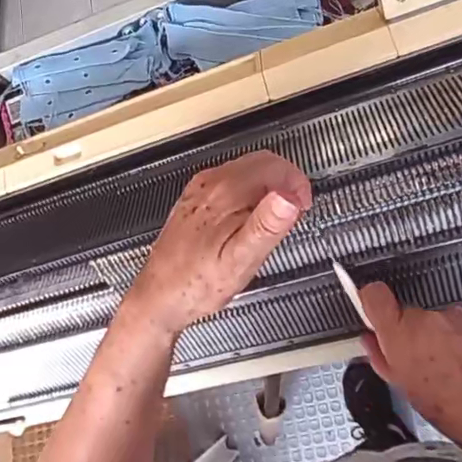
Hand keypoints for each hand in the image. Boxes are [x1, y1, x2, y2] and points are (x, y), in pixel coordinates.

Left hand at [121, 151, 311, 338]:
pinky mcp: (194, 203)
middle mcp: (210, 185)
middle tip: (295, 211)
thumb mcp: (241, 259)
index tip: (303, 205)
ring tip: (275, 220)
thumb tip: (289, 197)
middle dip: (285, 182)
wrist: (158, 298)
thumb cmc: (196, 284)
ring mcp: (200, 192)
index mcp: (225, 193)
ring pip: (246, 171)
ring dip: (268, 188)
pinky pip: (230, 185)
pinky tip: (248, 223)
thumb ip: (268, 224)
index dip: (297, 184)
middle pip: (261, 162)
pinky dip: (249, 195)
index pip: (275, 166)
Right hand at [359, 282, 461, 447]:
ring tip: (450, 376)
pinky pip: (457, 328)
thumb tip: (374, 345)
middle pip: (406, 314)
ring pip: (433, 323)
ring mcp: (455, 318)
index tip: (367, 311)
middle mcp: (427, 320)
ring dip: (436, 341)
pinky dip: (459, 344)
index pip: (372, 295)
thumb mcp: (411, 395)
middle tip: (417, 365)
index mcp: (401, 337)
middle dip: (408, 334)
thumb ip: (386, 362)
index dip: (368, 302)